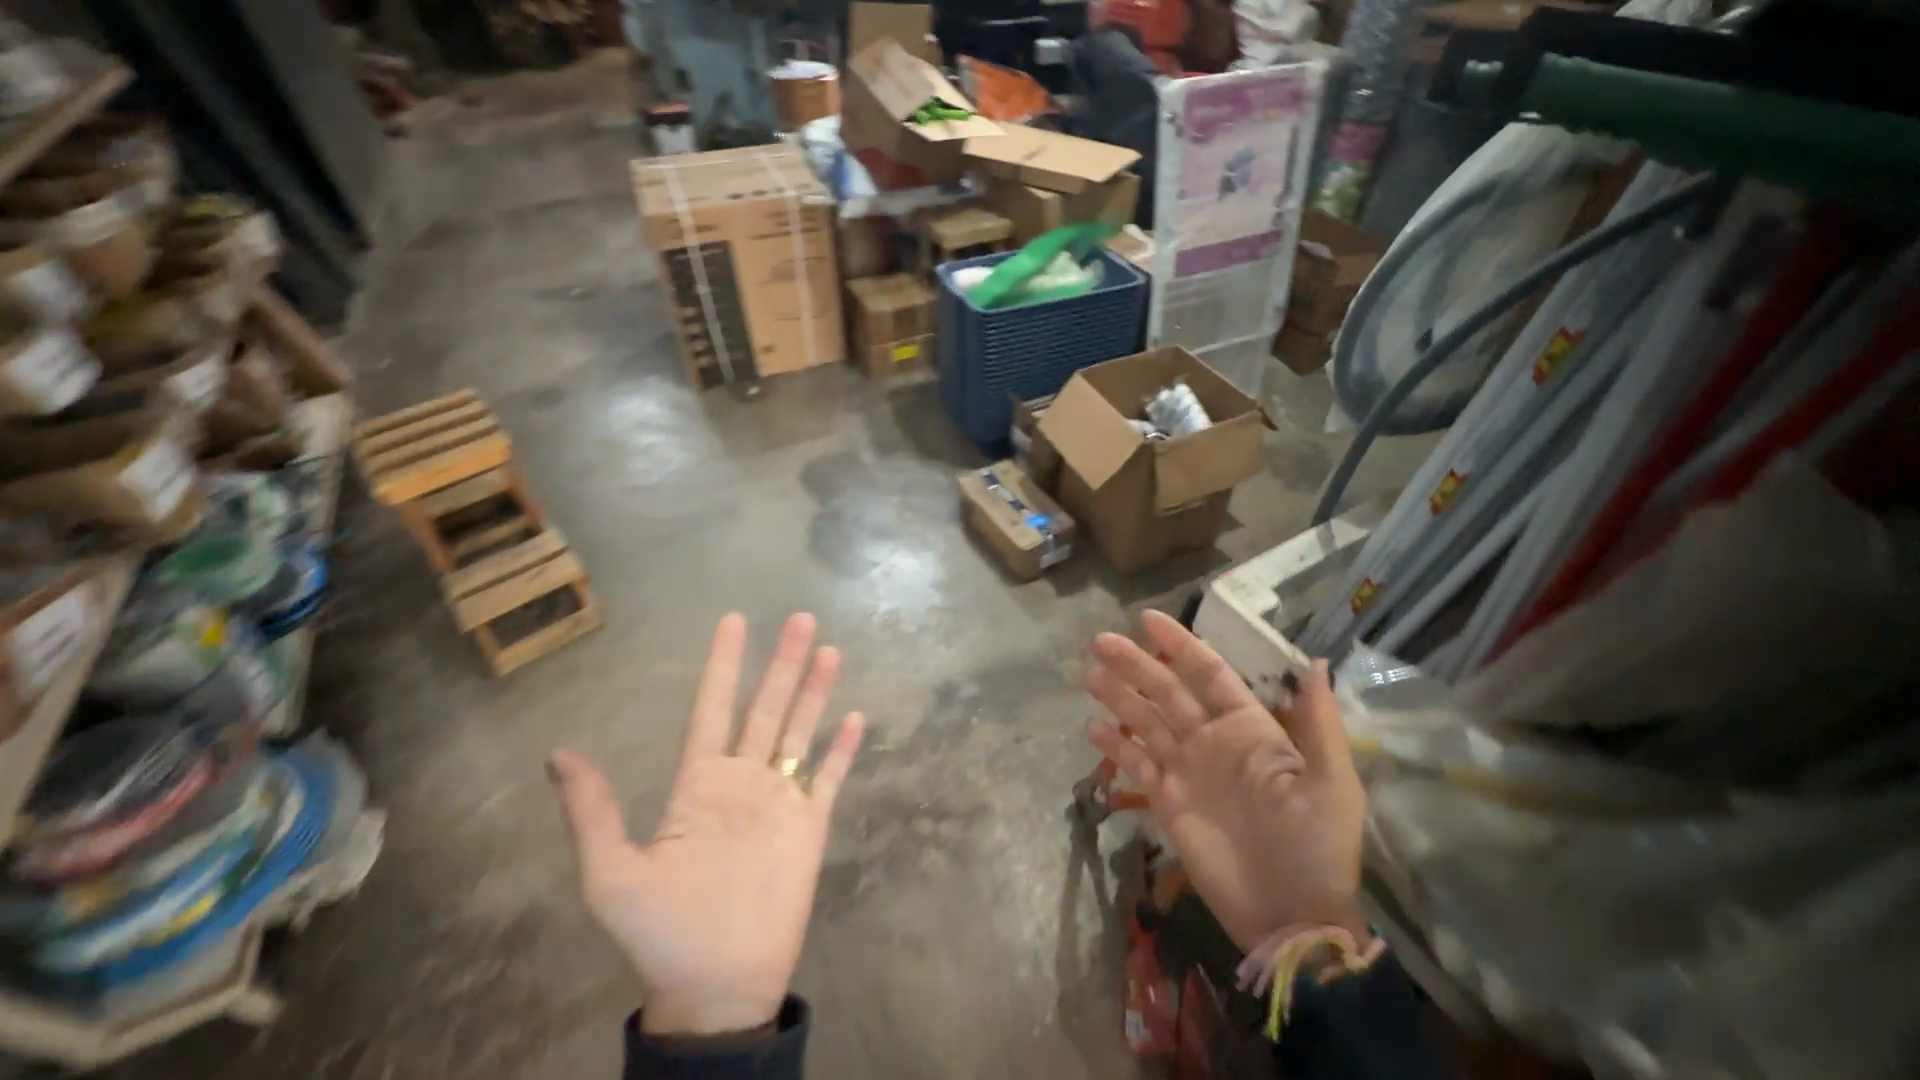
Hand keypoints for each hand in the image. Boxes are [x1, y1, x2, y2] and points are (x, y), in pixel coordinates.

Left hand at [548, 613, 864, 1034]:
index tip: (732, 622)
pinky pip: (828, 779)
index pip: (712, 709)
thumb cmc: (661, 931)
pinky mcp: (809, 828)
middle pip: (766, 709)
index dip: (723, 666)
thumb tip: (558, 753)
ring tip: (828, 649)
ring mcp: (779, 802)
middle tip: (799, 617)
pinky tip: (854, 717)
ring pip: (800, 732)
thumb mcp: (611, 874)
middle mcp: (742, 781)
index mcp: (698, 784)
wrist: (715, 984)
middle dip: (781, 663)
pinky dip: (842, 750)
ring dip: (814, 692)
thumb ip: (593, 811)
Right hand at [1085, 610, 1366, 950]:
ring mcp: (1188, 772)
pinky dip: (1116, 747)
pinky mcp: (1167, 804)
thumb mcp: (1331, 781)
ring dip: (1120, 699)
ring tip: (1090, 676)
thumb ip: (1317, 722)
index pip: (1209, 675)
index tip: (1148, 619)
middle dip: (1136, 666)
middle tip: (1100, 642)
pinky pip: (1137, 767)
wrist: (1292, 915)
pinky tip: (1092, 728)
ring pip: (1147, 724)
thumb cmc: (1316, 844)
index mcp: (1251, 729)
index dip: (1180, 646)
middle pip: (1167, 693)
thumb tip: (1317, 662)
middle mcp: (1214, 742)